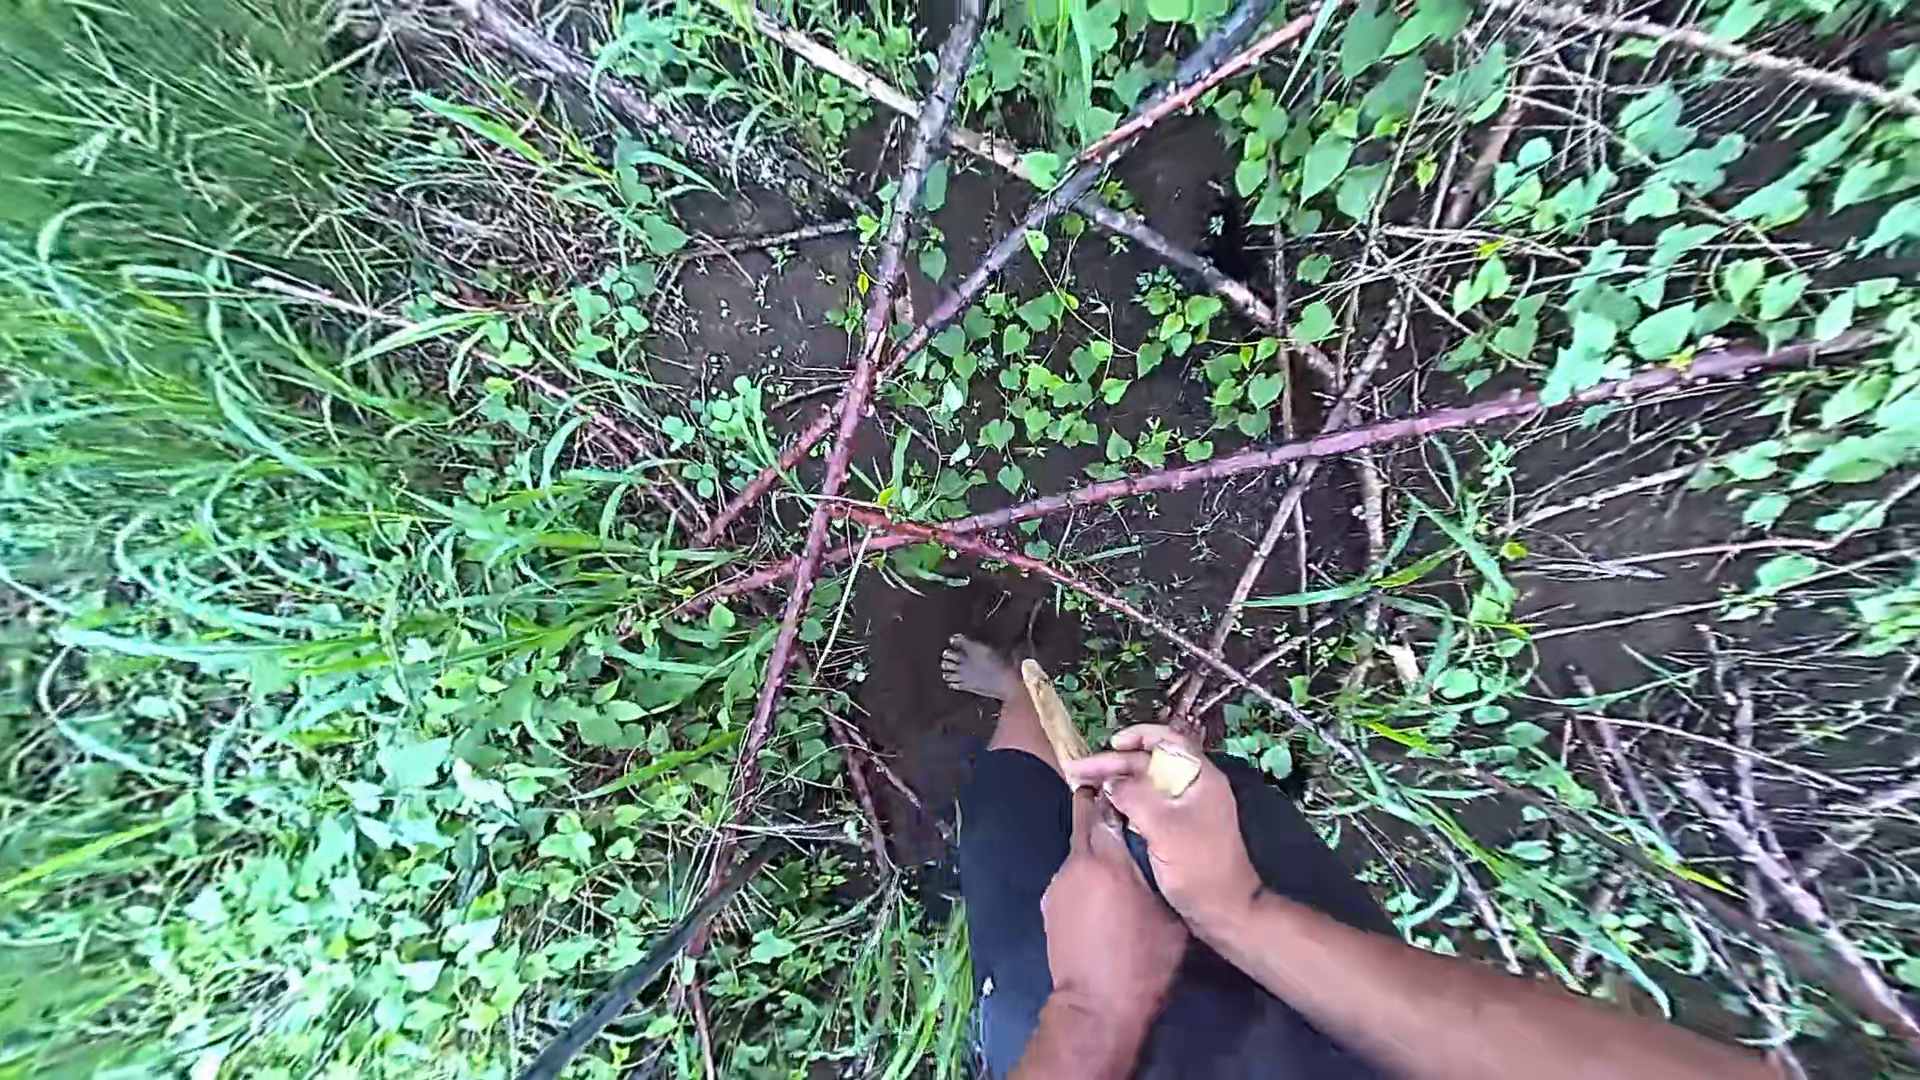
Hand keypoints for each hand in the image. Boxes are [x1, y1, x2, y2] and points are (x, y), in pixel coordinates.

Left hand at [1040, 786, 1187, 1023]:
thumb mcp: (1168, 915)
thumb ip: (1158, 872)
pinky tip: (1098, 900)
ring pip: (1077, 851)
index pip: (1100, 806)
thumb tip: (1154, 850)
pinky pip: (1069, 877)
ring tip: (1114, 870)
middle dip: (1097, 814)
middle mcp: (1075, 861)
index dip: (1110, 795)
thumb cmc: (1141, 961)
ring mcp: (1057, 881)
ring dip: (1093, 853)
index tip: (1121, 790)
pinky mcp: (1048, 902)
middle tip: (1118, 816)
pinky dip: (1083, 878)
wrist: (1096, 1008)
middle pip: (1083, 822)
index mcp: (1106, 858)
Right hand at [1064, 725, 1263, 934]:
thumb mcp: (1164, 829)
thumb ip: (1134, 797)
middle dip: (1113, 763)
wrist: (1226, 915)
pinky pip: (1144, 801)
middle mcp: (1191, 785)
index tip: (1113, 743)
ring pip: (1142, 782)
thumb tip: (1109, 781)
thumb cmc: (1201, 869)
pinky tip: (1101, 801)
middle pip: (1147, 762)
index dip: (1139, 736)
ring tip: (1081, 781)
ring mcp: (1183, 806)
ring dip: (1113, 780)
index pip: (1169, 740)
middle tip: (1079, 769)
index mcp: (1199, 777)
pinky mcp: (1174, 825)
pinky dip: (1122, 798)